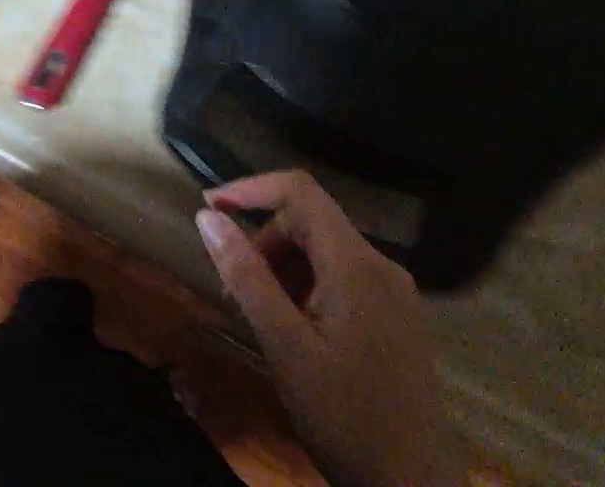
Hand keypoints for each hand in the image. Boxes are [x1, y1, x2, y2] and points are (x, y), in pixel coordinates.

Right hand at [196, 171, 458, 486]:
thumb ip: (246, 275)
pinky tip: (294, 330)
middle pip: (310, 222)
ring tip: (262, 318)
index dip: (249, 188)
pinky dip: (307, 287)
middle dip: (264, 242)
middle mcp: (382, 267)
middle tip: (234, 291)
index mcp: (356, 264)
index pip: (300, 191)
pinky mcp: (397, 318)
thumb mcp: (283, 345)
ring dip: (283, 269)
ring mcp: (395, 293)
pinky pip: (343, 278)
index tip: (208, 208)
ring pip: (325, 252)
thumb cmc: (343, 415)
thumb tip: (207, 218)